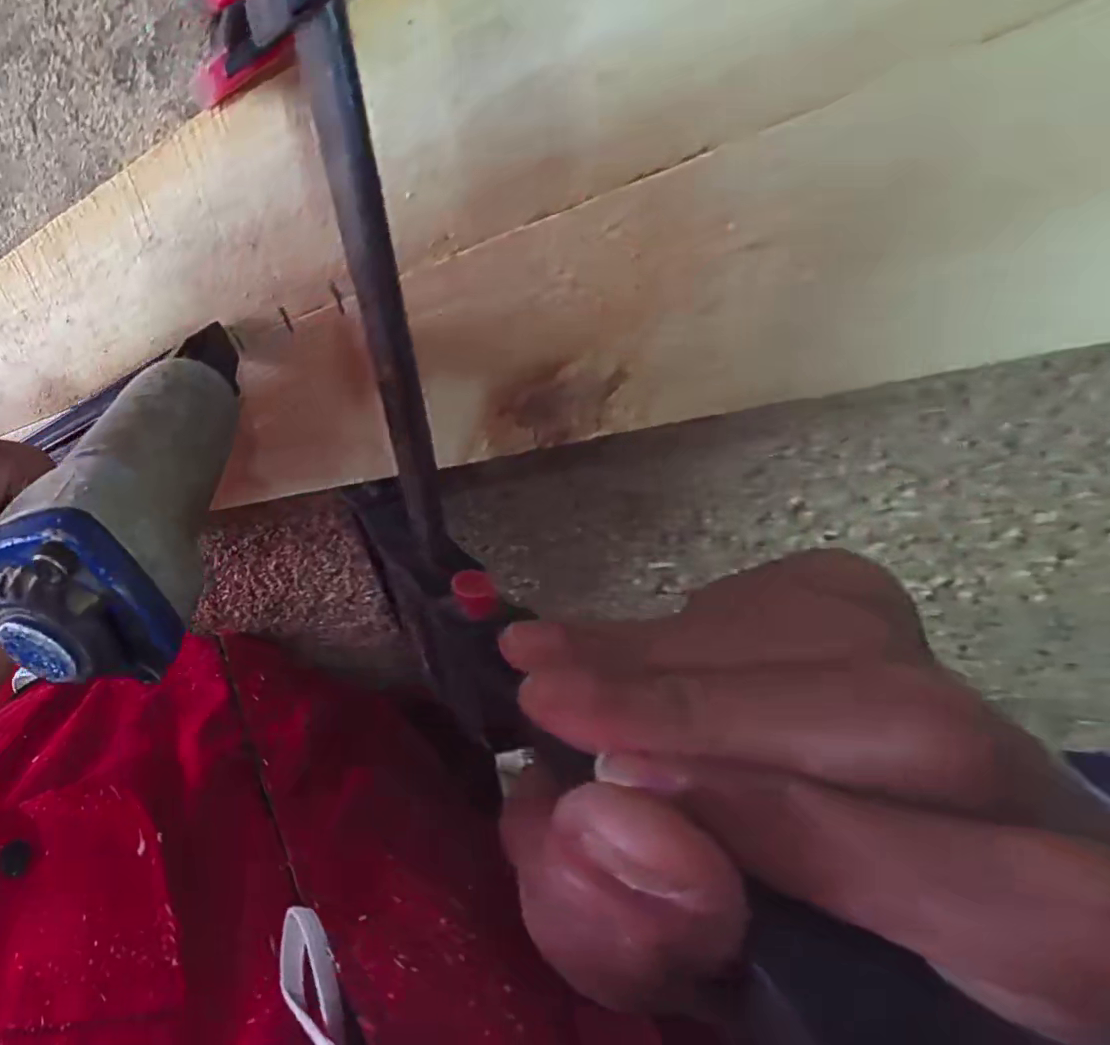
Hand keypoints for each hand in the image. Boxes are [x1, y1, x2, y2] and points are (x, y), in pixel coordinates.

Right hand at [497, 550, 1109, 1042]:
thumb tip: (608, 818)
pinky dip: (680, 614)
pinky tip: (616, 646)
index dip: (799, 828)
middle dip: (693, 709)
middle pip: (915, 732)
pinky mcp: (880, 627)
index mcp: (1015, 956)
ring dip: (650, 649)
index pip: (1016, 902)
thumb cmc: (678, 922)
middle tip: (542, 698)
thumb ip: (617, 925)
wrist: (703, 841)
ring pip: (841, 640)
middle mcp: (1024, 814)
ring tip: (534, 656)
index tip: (616, 784)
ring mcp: (956, 701)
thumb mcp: (628, 964)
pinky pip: (798, 594)